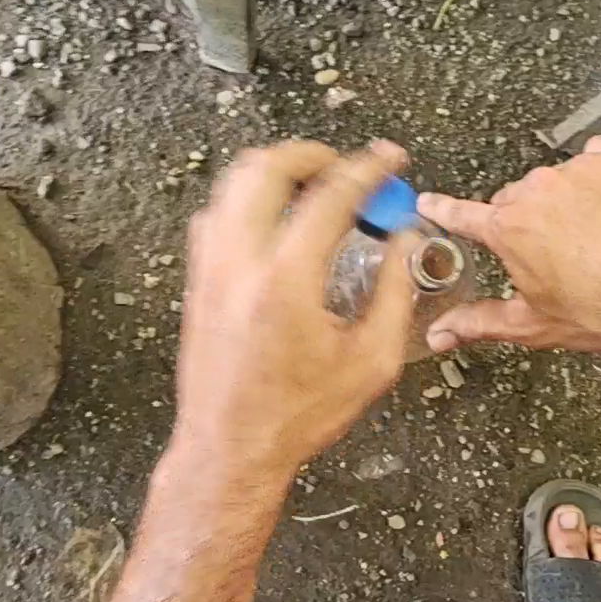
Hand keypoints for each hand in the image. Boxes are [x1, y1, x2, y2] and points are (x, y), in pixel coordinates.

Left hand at [173, 140, 418, 489]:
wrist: (230, 447)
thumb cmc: (295, 414)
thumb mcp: (370, 361)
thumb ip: (394, 292)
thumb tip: (403, 243)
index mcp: (286, 280)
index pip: (330, 195)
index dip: (368, 168)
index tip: (387, 159)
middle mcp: (240, 262)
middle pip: (267, 168)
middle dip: (313, 153)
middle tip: (345, 165)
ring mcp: (210, 268)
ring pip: (233, 182)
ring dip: (277, 170)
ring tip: (312, 183)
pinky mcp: (197, 279)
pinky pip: (216, 212)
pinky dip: (248, 198)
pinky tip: (273, 218)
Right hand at [417, 136, 600, 358]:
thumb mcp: (534, 324)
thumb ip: (478, 323)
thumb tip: (437, 335)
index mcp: (510, 229)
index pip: (463, 215)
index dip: (443, 210)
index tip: (428, 201)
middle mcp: (538, 190)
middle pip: (517, 200)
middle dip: (527, 221)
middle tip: (555, 253)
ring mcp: (581, 169)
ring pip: (558, 180)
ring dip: (567, 200)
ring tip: (597, 236)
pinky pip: (598, 158)